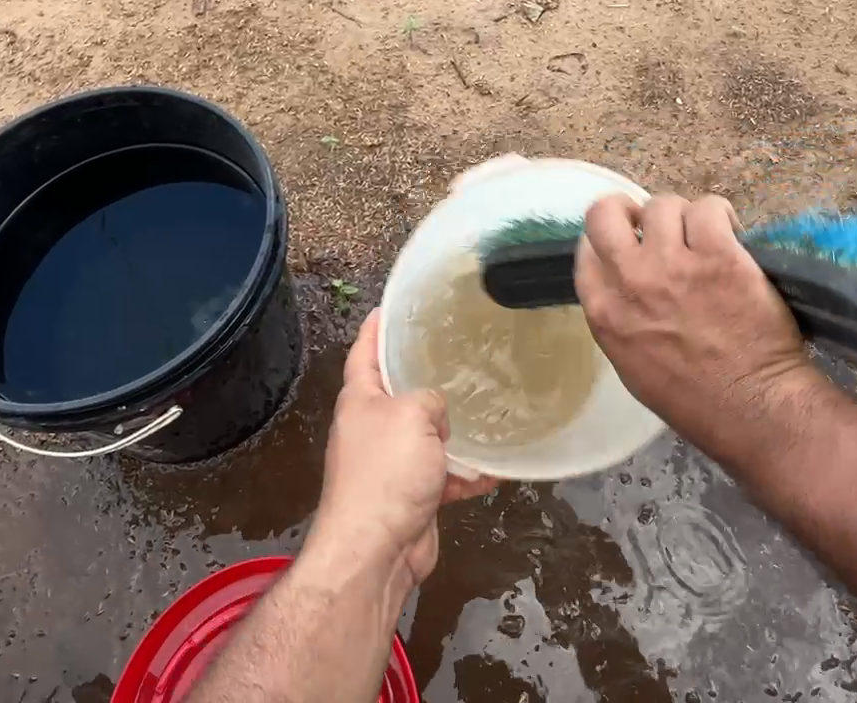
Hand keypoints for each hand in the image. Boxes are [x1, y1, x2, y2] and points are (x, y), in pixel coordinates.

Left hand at [305, 310, 496, 597]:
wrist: (375, 551)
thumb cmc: (385, 472)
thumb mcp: (411, 416)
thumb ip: (428, 399)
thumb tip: (435, 412)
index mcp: (361, 400)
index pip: (364, 351)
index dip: (376, 326)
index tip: (390, 306)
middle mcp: (371, 427)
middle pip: (399, 392)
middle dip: (424, 377)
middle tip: (457, 354)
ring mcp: (390, 464)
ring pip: (425, 435)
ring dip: (453, 430)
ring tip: (486, 409)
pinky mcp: (410, 496)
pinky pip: (442, 476)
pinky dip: (465, 474)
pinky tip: (495, 470)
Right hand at [574, 194, 818, 452]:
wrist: (750, 408)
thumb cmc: (689, 396)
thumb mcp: (627, 359)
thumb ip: (616, 313)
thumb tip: (621, 278)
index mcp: (603, 309)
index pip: (586, 247)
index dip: (611, 240)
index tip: (630, 244)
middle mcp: (630, 280)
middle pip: (606, 212)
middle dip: (629, 211)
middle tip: (655, 225)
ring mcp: (673, 264)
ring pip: (663, 205)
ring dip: (682, 217)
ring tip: (704, 237)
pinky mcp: (719, 255)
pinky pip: (708, 208)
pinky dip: (719, 215)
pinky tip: (731, 235)